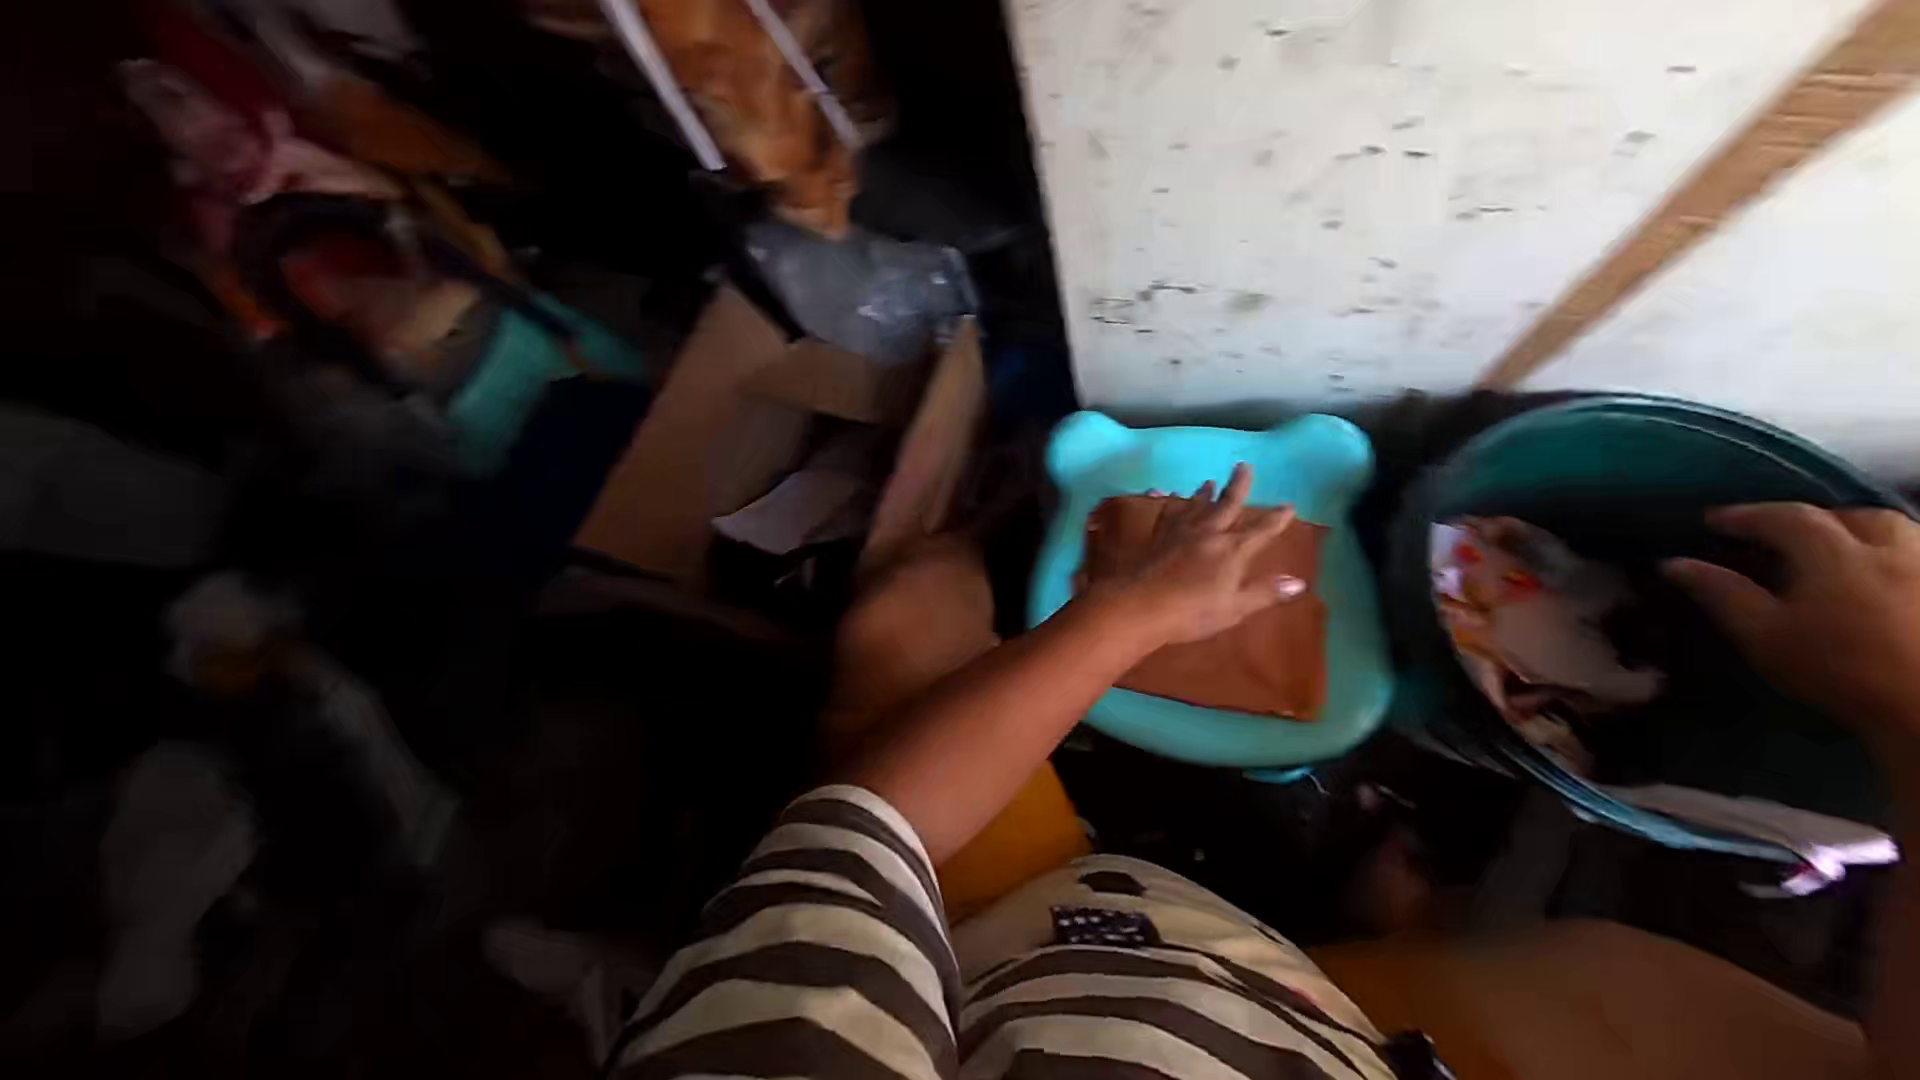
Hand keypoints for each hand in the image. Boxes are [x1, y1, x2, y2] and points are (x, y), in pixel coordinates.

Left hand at [1095, 462, 1305, 646]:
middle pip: (1226, 504)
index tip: (1288, 505)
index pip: (1261, 531)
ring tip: (1208, 482)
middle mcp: (1207, 533)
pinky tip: (1163, 494)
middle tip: (1243, 465)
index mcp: (1231, 550)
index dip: (1276, 519)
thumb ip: (1265, 592)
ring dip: (1203, 493)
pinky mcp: (1156, 538)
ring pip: (1195, 506)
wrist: (1141, 606)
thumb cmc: (1192, 612)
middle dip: (1238, 485)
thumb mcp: (1235, 607)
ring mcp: (1179, 533)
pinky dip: (1166, 502)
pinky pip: (1164, 514)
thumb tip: (1299, 582)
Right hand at [1664, 503, 1919, 749]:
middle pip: (1857, 517)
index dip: (1746, 515)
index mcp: (1839, 557)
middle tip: (1779, 533)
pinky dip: (1894, 556)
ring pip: (1904, 533)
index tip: (1711, 521)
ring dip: (1860, 534)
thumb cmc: (1838, 669)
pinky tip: (1878, 578)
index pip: (1787, 518)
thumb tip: (1672, 563)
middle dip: (1813, 518)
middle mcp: (1898, 552)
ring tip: (1829, 552)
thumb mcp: (1761, 632)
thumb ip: (1720, 591)